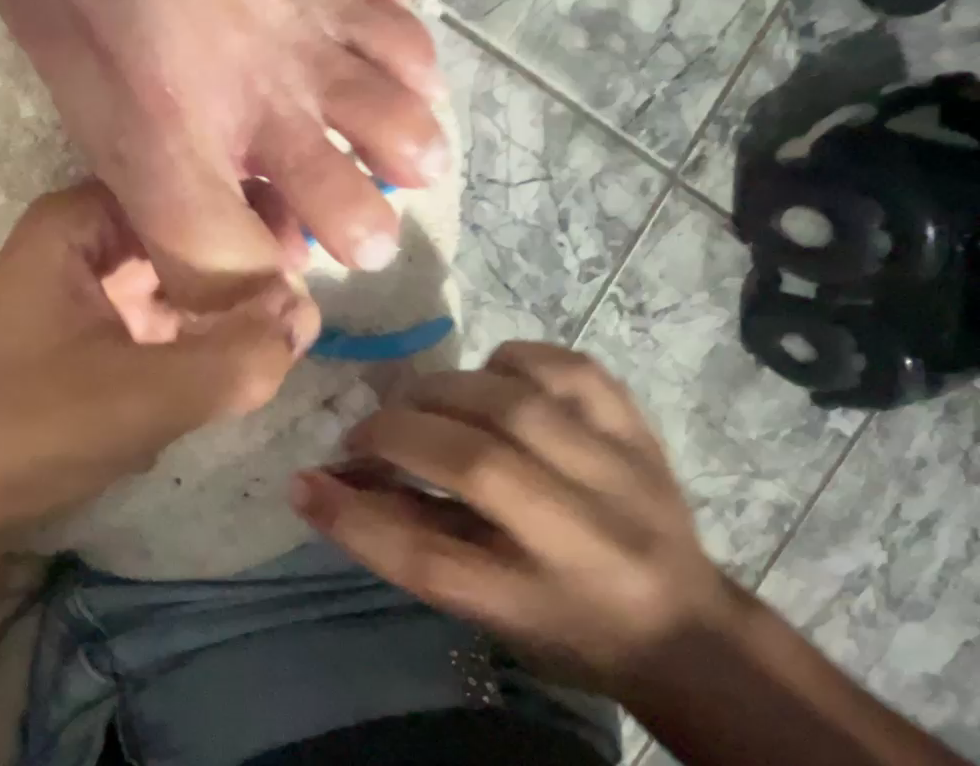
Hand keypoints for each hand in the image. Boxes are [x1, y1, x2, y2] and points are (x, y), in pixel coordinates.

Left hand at [0, 0, 446, 301]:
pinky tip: (376, 17)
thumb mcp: (93, 129)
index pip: (260, 258)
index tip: (282, 256)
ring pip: (407, 85)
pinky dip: (393, 10)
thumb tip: (223, 218)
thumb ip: (163, 190)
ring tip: (402, 137)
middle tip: (367, 230)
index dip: (276, 273)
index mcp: (196, 157)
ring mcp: (318, 9)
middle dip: (370, 225)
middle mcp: (280, 97)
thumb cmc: (68, 14)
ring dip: (409, 124)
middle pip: (364, 190)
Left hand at [0, 181, 318, 541]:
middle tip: (304, 298)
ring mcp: (75, 288)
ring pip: (168, 278)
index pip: (179, 188)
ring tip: (281, 330)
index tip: (309, 251)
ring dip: (216, 306)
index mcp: (73, 223)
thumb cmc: (33, 430)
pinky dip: (188, 336)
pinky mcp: (81, 334)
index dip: (246, 215)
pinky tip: (230, 360)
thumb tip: (309, 308)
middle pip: (176, 231)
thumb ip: (237, 354)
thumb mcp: (147, 394)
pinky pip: (152, 316)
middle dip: (236, 266)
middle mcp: (73, 241)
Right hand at [290, 342, 737, 691]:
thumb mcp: (471, 603)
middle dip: (396, 433)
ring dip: (441, 393)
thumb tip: (308, 483)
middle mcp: (589, 539)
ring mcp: (624, 476)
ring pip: (517, 405)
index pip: (431, 560)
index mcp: (541, 599)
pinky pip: (570, 370)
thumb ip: (394, 538)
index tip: (303, 481)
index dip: (353, 516)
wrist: (685, 626)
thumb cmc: (554, 620)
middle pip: (478, 466)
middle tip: (366, 437)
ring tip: (419, 408)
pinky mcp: (640, 432)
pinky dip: (510, 362)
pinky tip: (488, 380)